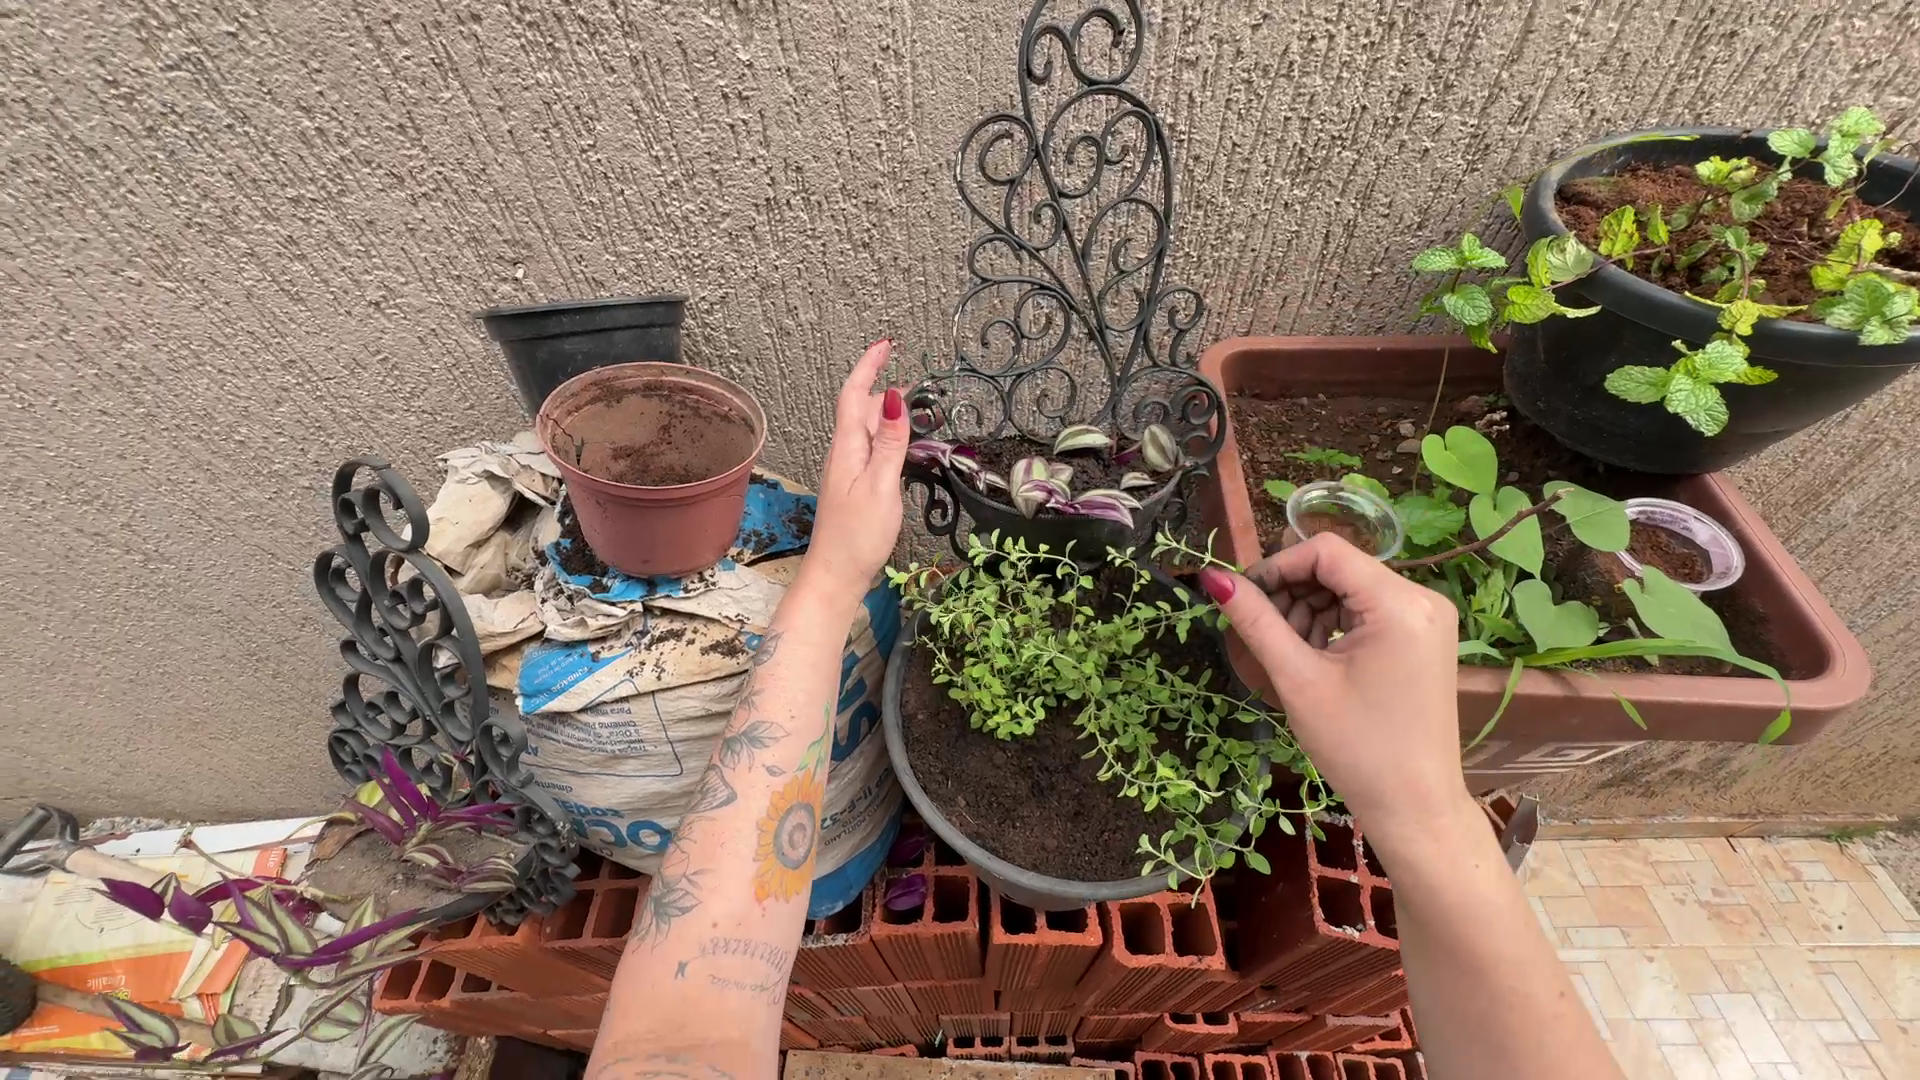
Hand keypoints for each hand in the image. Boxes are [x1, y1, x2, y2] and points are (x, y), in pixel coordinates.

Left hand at [799, 339, 909, 597]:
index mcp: (848, 447)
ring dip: (885, 410)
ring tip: (911, 403)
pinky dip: (887, 435)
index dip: (868, 366)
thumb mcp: (881, 485)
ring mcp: (848, 469)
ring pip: (866, 428)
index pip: (855, 394)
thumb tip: (895, 396)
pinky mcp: (855, 485)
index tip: (886, 344)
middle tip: (904, 369)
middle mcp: (844, 453)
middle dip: (880, 384)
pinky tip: (900, 444)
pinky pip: (870, 447)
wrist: (837, 574)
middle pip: (860, 407)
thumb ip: (890, 442)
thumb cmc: (858, 536)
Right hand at [1195, 533, 1469, 845]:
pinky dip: (1328, 622)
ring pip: (1345, 587)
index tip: (1242, 599)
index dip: (1275, 566)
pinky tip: (1309, 655)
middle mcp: (1421, 598)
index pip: (1324, 551)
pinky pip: (1362, 608)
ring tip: (1285, 651)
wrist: (1414, 807)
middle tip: (1259, 630)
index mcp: (1400, 603)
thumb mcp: (1297, 678)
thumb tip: (1211, 577)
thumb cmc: (1355, 745)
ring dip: (1305, 608)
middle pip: (1335, 567)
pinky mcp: (1419, 636)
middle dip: (1289, 591)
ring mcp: (1424, 617)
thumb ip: (1254, 620)